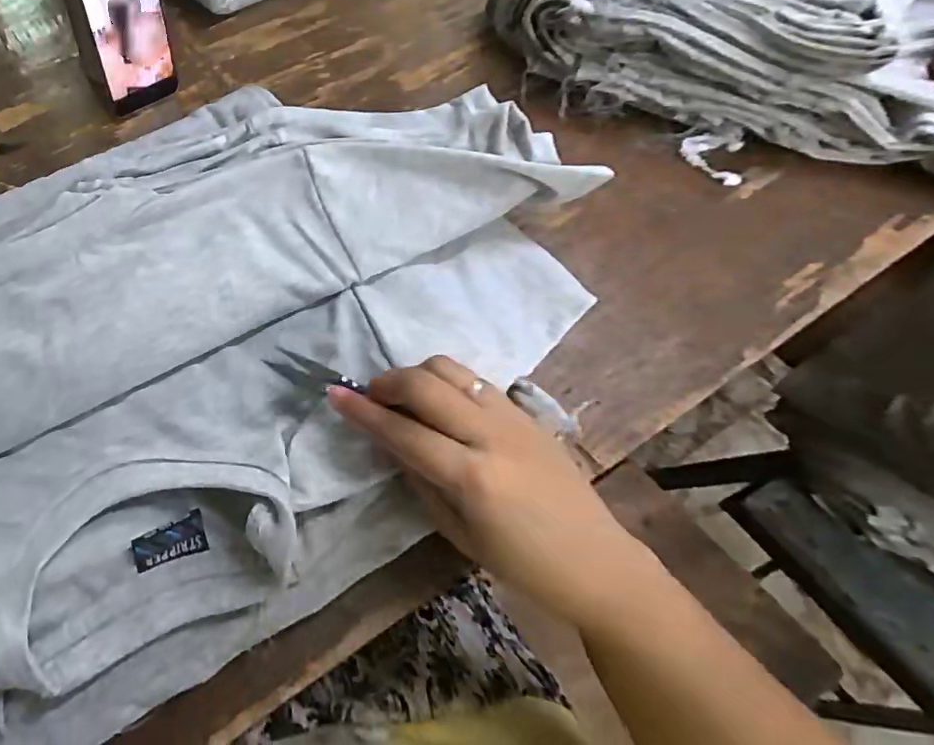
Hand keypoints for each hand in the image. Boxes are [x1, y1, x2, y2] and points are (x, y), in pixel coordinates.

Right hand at [329, 357, 659, 624]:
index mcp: (472, 478)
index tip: (334, 393)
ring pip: (449, 368)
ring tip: (403, 395)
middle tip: (370, 396)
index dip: (363, 412)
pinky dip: (445, 380)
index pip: (403, 432)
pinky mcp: (525, 411)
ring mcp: (512, 417)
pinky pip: (473, 379)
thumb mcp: (459, 534)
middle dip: (387, 383)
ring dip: (415, 373)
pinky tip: (440, 402)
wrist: (599, 561)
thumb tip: (389, 441)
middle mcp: (491, 436)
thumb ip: (420, 480)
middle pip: (424, 385)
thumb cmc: (523, 563)